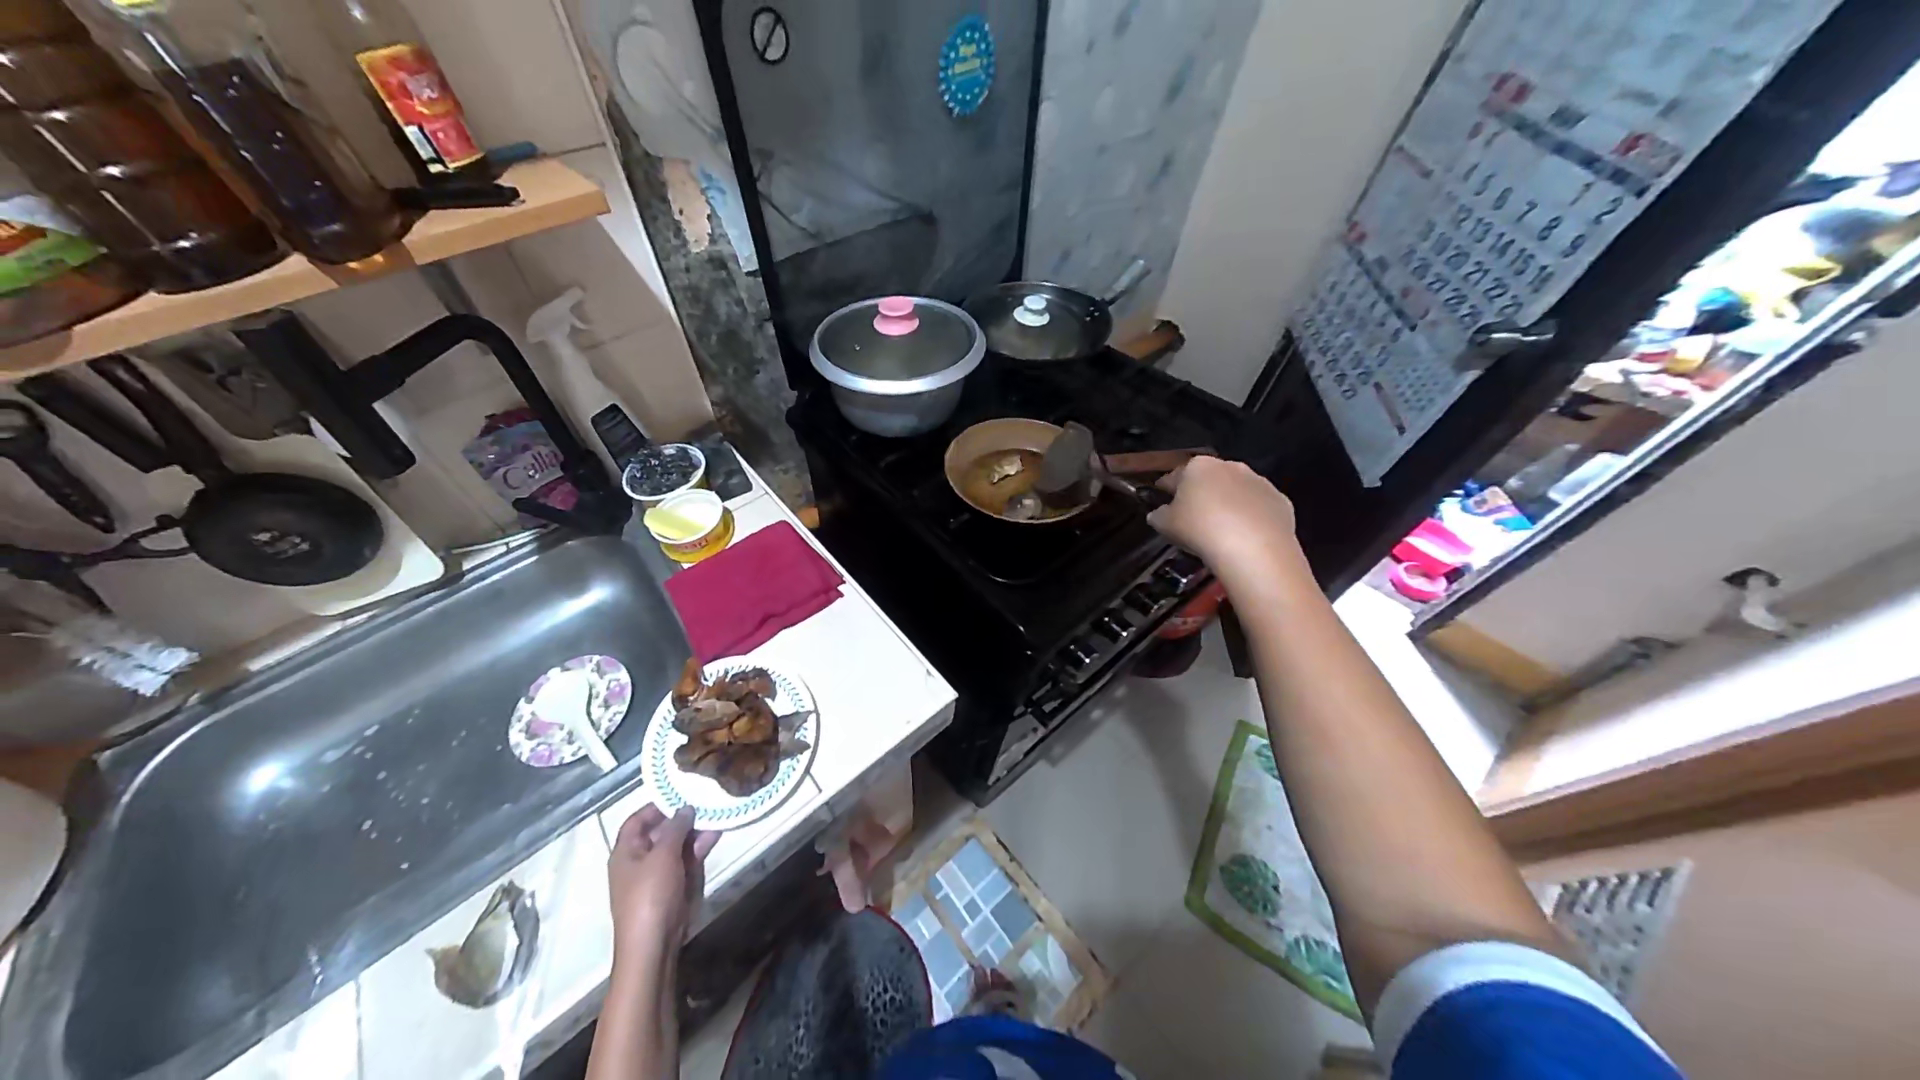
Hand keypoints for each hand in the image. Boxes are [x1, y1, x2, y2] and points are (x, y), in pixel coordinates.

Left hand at [608, 805, 717, 959]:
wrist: (653, 943)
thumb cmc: (650, 894)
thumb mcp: (663, 855)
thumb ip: (676, 827)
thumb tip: (686, 808)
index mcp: (625, 852)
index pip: (637, 820)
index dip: (656, 805)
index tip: (680, 791)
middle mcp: (639, 861)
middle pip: (660, 831)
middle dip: (682, 817)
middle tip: (705, 799)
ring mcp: (658, 875)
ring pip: (677, 845)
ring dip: (695, 831)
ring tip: (716, 813)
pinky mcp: (674, 887)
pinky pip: (687, 860)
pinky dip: (700, 848)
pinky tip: (717, 833)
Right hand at [1147, 456, 1299, 586]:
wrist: (1253, 549)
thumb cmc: (1200, 530)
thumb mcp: (1165, 525)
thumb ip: (1159, 515)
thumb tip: (1159, 513)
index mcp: (1198, 466)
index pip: (1175, 475)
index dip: (1166, 489)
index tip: (1162, 500)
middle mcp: (1230, 466)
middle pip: (1209, 479)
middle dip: (1201, 494)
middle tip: (1193, 518)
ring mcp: (1259, 482)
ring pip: (1236, 491)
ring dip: (1228, 504)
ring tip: (1221, 530)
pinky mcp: (1280, 500)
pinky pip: (1258, 507)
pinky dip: (1251, 517)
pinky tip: (1245, 536)